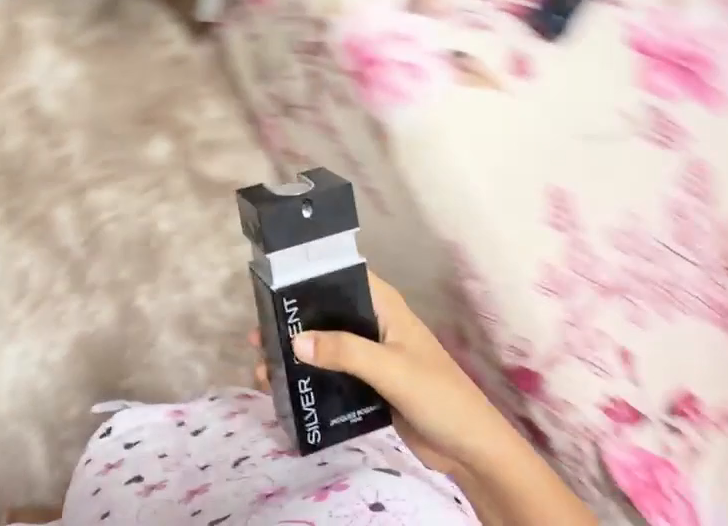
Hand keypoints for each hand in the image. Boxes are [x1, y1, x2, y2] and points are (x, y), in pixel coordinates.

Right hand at [252, 272, 504, 475]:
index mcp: (384, 305)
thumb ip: (345, 351)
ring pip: (325, 345)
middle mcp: (374, 323)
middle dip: (293, 322)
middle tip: (257, 334)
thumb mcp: (390, 368)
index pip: (340, 276)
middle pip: (326, 314)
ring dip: (296, 354)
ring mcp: (371, 355)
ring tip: (261, 366)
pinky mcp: (368, 384)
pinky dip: (309, 378)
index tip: (272, 285)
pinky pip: (332, 374)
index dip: (308, 277)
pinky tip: (285, 388)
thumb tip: (295, 341)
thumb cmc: (438, 396)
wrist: (471, 451)